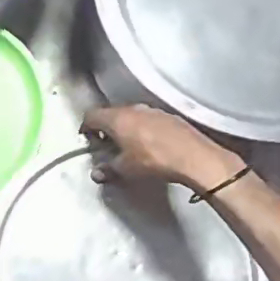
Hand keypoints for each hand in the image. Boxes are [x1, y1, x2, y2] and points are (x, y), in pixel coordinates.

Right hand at [81, 105, 246, 192]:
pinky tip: (149, 143)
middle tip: (106, 145)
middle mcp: (134, 108)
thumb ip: (108, 168)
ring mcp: (153, 110)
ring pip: (131, 114)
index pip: (92, 115)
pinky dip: (142, 128)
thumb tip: (97, 172)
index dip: (86, 127)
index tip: (87, 138)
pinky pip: (148, 119)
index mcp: (117, 119)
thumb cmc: (153, 161)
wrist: (193, 157)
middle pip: (111, 113)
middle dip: (106, 127)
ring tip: (128, 145)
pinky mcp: (169, 116)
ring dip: (125, 127)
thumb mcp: (126, 169)